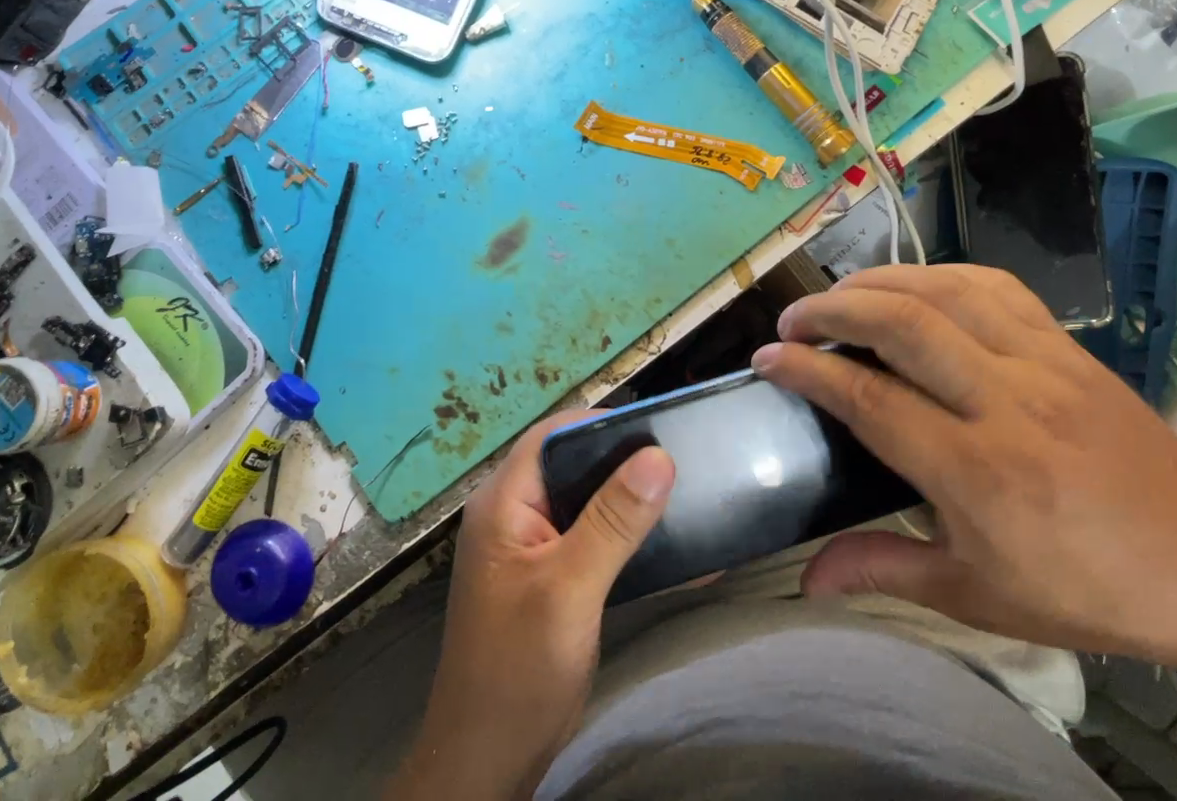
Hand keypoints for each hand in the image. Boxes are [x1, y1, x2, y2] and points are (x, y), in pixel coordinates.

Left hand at [387, 411, 675, 800]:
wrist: (490, 752)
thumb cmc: (520, 667)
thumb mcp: (569, 589)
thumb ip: (612, 522)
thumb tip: (658, 457)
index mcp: (502, 503)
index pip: (552, 436)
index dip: (603, 423)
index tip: (662, 426)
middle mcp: (512, 515)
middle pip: (569, 465)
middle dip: (622, 459)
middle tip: (685, 459)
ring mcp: (529, 548)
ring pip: (583, 501)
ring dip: (627, 498)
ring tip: (686, 493)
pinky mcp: (549, 578)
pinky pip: (588, 538)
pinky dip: (624, 535)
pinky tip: (666, 540)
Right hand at [750, 264, 1176, 665]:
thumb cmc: (1085, 594)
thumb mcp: (974, 595)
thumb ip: (881, 569)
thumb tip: (805, 578)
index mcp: (978, 471)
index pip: (869, 398)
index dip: (808, 371)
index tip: (766, 360)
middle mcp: (1009, 402)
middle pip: (903, 324)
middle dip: (832, 309)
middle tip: (791, 320)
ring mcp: (1049, 366)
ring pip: (949, 291)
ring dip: (882, 282)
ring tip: (840, 295)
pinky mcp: (1076, 352)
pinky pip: (999, 290)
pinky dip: (942, 276)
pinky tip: (916, 287)